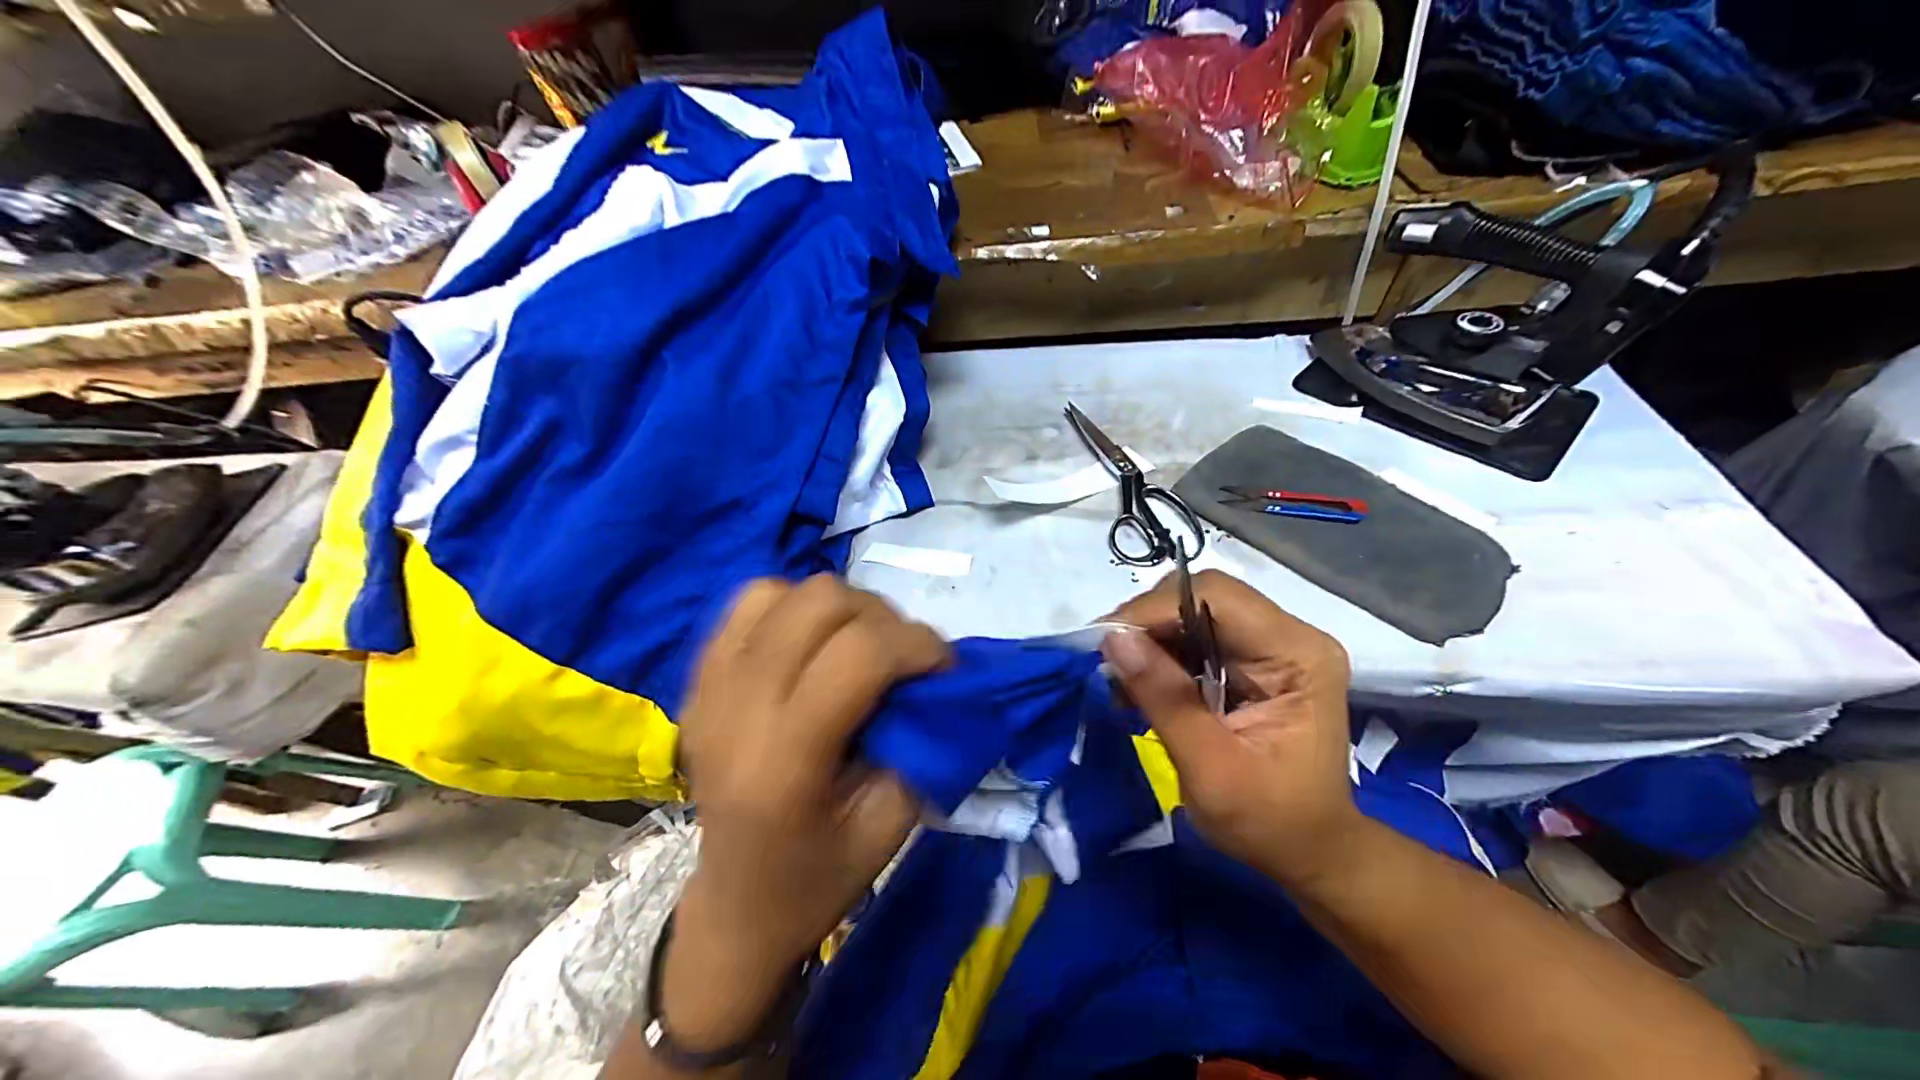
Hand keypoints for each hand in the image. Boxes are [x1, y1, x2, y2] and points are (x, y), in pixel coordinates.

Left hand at [666, 575, 949, 1048]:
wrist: (736, 904)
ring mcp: (708, 688)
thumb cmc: (821, 877)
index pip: (858, 655)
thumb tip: (936, 681)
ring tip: (858, 648)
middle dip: (882, 620)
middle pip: (820, 604)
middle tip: (903, 662)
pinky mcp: (698, 679)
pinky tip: (813, 643)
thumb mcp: (890, 826)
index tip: (943, 670)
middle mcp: (735, 711)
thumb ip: (919, 744)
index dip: (917, 645)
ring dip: (837, 609)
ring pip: (784, 591)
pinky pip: (751, 602)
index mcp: (782, 763)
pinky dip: (793, 607)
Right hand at [1104, 569, 1360, 887]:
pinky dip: (1161, 657)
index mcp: (1297, 655)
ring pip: (1193, 614)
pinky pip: (1196, 638)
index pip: (1217, 598)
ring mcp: (1274, 647)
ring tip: (1120, 682)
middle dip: (1148, 625)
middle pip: (1203, 599)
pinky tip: (1140, 688)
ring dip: (1150, 641)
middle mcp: (1290, 637)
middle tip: (1108, 662)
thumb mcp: (1209, 767)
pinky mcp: (1255, 662)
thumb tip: (1113, 639)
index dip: (1155, 610)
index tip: (1107, 643)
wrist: (1308, 851)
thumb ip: (1164, 698)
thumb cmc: (1268, 820)